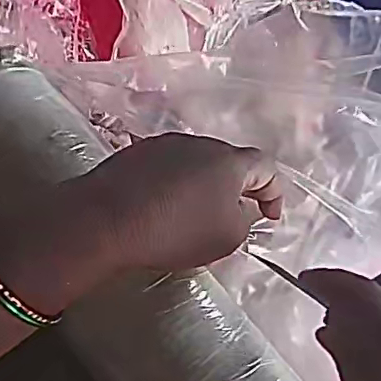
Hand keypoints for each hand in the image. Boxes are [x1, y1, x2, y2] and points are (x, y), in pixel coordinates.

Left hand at [69, 133, 280, 271]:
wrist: (105, 220)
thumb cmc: (174, 231)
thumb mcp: (227, 237)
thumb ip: (247, 219)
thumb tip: (243, 208)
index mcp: (229, 160)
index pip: (266, 168)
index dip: (274, 194)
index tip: (269, 217)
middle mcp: (199, 143)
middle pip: (229, 163)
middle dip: (237, 190)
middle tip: (232, 219)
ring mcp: (165, 143)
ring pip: (197, 164)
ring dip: (203, 187)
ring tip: (193, 216)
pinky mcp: (136, 152)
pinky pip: (167, 168)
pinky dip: (173, 186)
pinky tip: (162, 208)